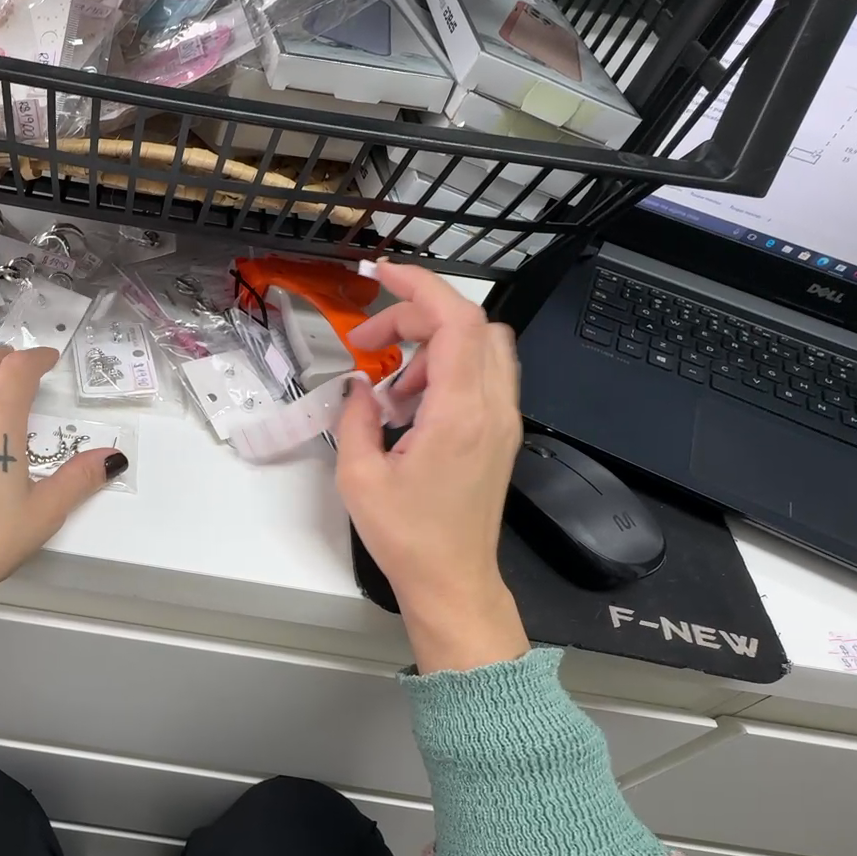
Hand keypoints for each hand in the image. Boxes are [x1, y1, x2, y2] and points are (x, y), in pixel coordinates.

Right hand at [335, 263, 529, 673]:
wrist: (452, 580)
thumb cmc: (407, 537)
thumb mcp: (358, 476)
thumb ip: (354, 417)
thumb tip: (358, 385)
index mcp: (459, 414)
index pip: (454, 321)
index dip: (419, 287)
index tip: (382, 274)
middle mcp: (492, 409)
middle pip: (469, 325)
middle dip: (415, 318)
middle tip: (369, 344)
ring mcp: (502, 421)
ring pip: (480, 348)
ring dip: (430, 348)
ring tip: (388, 389)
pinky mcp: (499, 435)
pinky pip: (480, 378)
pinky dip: (444, 372)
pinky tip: (410, 409)